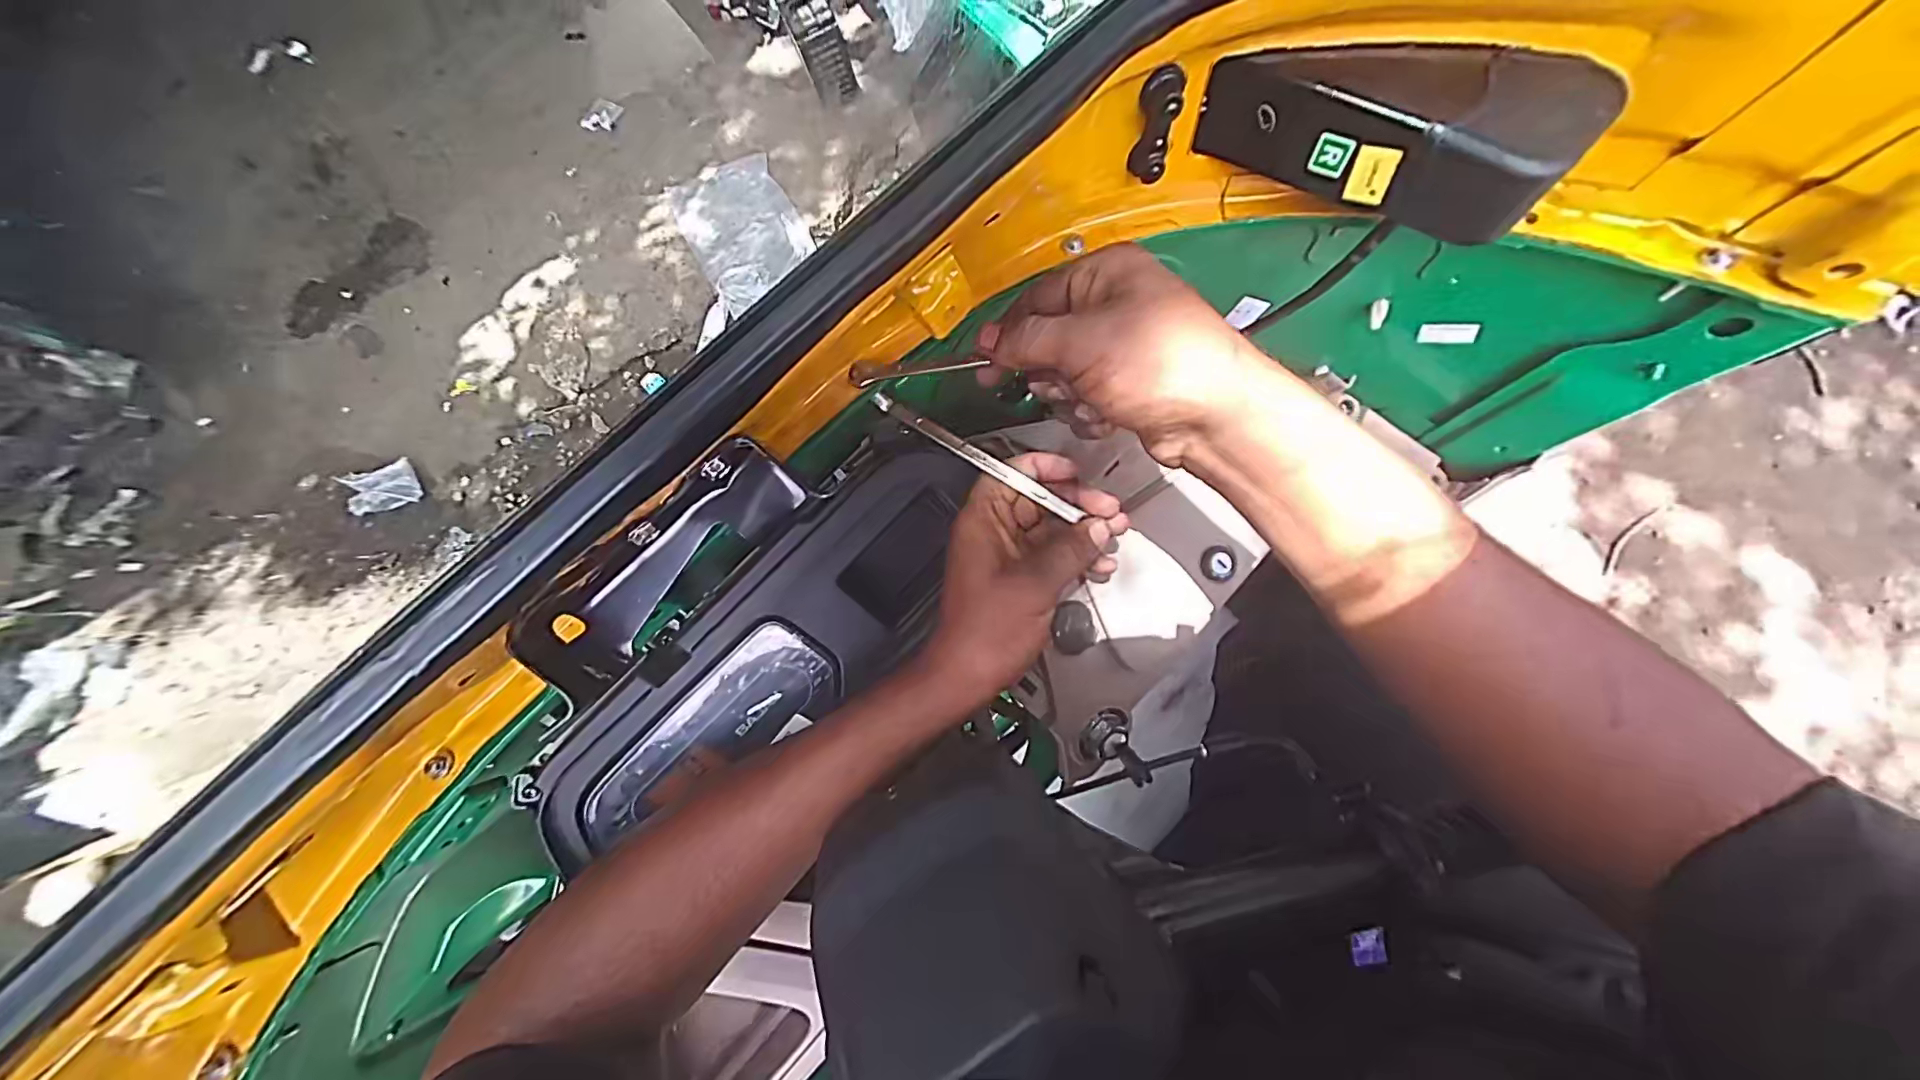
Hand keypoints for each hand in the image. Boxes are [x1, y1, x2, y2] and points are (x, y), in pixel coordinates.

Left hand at [918, 453, 1127, 699]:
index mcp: (982, 522)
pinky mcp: (1019, 579)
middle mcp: (992, 534)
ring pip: (1050, 529)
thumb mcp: (1034, 584)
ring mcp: (1006, 557)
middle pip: (1038, 500)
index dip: (1046, 467)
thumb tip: (1095, 528)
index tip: (1075, 473)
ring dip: (1083, 532)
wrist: (968, 676)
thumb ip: (1069, 550)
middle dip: (1077, 504)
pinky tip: (1098, 564)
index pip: (1011, 473)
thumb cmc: (981, 635)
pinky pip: (1051, 556)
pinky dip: (1076, 557)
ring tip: (1111, 536)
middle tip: (1107, 511)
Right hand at [973, 242, 1304, 466]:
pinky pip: (1082, 397)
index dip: (1007, 330)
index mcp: (1106, 273)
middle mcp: (1114, 306)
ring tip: (1091, 396)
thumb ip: (1026, 339)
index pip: (1035, 297)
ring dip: (1068, 395)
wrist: (1212, 416)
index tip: (986, 355)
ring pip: (1061, 374)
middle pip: (1046, 340)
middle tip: (1054, 379)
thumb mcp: (1081, 342)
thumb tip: (993, 340)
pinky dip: (1087, 411)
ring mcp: (1120, 348)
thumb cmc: (1171, 363)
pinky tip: (1106, 411)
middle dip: (1047, 370)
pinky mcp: (1124, 383)